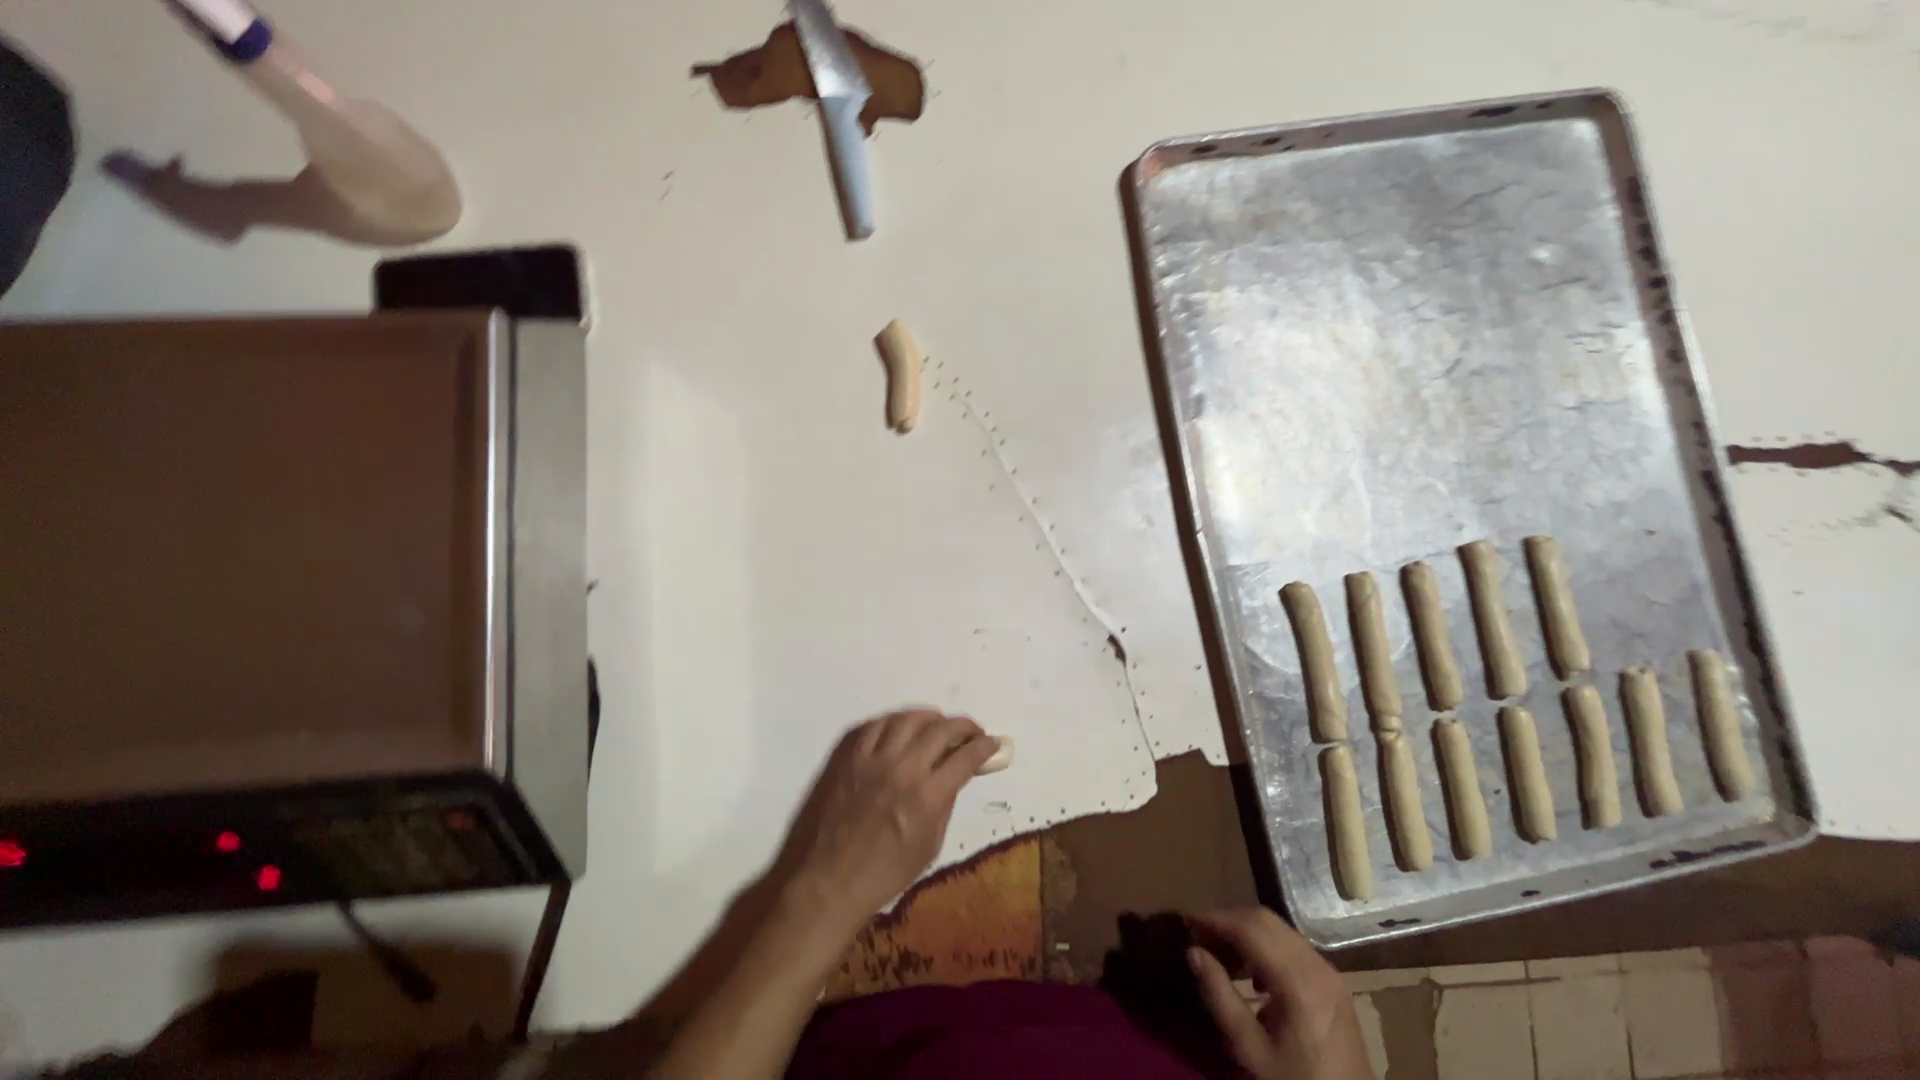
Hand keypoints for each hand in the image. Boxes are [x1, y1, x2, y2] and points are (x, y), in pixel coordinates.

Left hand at [774, 709, 997, 930]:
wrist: (831, 879)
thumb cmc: (886, 872)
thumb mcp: (930, 845)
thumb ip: (945, 804)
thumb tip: (957, 775)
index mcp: (927, 796)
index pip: (965, 756)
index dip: (984, 746)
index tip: (992, 743)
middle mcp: (903, 768)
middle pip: (940, 729)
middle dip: (963, 726)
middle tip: (971, 731)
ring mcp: (873, 759)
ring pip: (907, 718)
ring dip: (930, 717)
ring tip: (938, 723)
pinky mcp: (849, 758)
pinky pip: (875, 725)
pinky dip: (894, 721)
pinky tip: (902, 727)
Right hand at [1186, 907, 1371, 1079]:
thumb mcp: (1248, 1047)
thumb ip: (1219, 996)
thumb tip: (1193, 952)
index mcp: (1297, 982)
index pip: (1249, 929)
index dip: (1214, 920)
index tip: (1185, 922)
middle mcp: (1317, 966)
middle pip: (1265, 920)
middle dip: (1228, 920)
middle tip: (1198, 936)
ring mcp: (1329, 972)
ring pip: (1280, 929)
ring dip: (1246, 931)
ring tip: (1219, 953)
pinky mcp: (1333, 981)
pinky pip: (1293, 946)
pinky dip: (1265, 945)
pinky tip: (1251, 973)